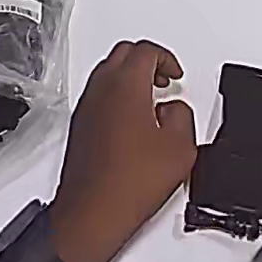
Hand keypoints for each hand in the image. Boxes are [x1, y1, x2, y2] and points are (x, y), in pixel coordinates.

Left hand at [49, 41, 197, 261]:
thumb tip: (173, 108)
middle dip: (147, 61)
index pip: (145, 51)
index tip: (175, 73)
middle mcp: (101, 89)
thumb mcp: (180, 147)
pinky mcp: (80, 123)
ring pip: (108, 72)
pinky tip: (133, 120)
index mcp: (125, 85)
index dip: (166, 58)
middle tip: (164, 78)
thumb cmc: (130, 181)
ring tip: (151, 100)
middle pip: (123, 54)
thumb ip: (181, 115)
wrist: (94, 210)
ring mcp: (87, 105)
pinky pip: (99, 94)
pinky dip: (117, 94)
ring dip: (130, 77)